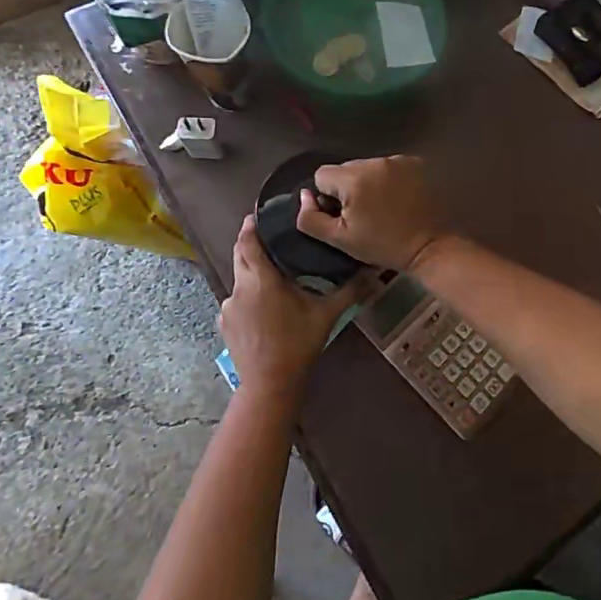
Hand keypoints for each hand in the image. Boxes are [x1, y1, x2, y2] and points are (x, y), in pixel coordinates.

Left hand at [220, 215, 366, 392]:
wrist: (270, 383)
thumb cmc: (299, 344)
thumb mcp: (327, 315)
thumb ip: (350, 291)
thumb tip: (375, 274)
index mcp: (262, 278)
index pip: (248, 240)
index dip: (251, 225)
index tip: (259, 216)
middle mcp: (240, 287)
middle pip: (239, 254)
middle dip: (250, 243)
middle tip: (269, 238)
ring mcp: (229, 306)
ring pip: (239, 279)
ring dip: (251, 272)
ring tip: (272, 277)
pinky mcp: (225, 323)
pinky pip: (236, 301)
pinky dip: (248, 297)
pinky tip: (264, 309)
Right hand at [297, 155, 446, 271]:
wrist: (429, 246)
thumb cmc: (382, 245)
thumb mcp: (340, 240)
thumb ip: (311, 218)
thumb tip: (305, 196)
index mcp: (354, 179)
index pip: (323, 175)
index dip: (328, 196)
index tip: (344, 214)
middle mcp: (375, 162)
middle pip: (345, 169)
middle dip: (348, 187)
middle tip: (363, 213)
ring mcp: (397, 160)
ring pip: (367, 167)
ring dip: (368, 182)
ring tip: (382, 206)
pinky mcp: (415, 163)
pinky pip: (389, 166)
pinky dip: (388, 178)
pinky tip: (397, 198)